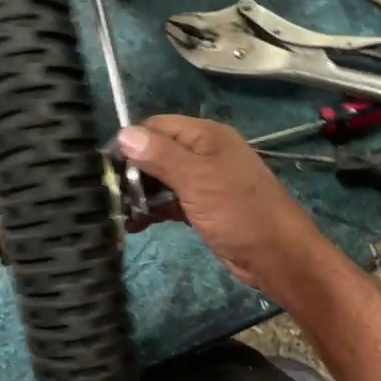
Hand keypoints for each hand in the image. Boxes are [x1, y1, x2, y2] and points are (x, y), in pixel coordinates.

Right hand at [118, 116, 327, 291]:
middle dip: (133, 170)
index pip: (157, 126)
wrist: (276, 254)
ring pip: (163, 180)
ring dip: (141, 193)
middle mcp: (205, 154)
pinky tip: (134, 224)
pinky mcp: (205, 209)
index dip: (130, 142)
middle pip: (158, 152)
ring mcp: (206, 182)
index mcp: (206, 136)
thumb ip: (160, 156)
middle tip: (107, 194)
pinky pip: (172, 202)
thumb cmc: (238, 211)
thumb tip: (123, 134)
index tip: (104, 166)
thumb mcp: (196, 179)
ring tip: (116, 211)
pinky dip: (155, 210)